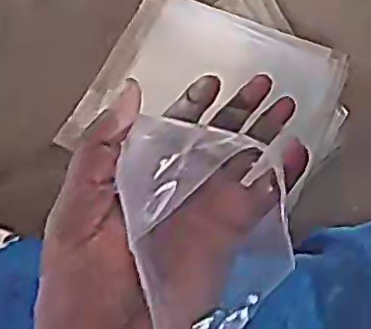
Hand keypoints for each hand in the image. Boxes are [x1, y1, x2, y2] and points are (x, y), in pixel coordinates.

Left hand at [36, 76, 311, 328]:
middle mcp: (182, 188)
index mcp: (144, 178)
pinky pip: (266, 197)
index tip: (211, 83)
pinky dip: (286, 174)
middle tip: (261, 82)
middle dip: (241, 107)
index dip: (193, 104)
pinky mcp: (232, 232)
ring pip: (247, 157)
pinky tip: (296, 154)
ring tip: (285, 106)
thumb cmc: (79, 288)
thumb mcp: (74, 215)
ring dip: (268, 130)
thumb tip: (127, 95)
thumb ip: (97, 154)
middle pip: (218, 136)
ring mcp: (210, 209)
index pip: (174, 130)